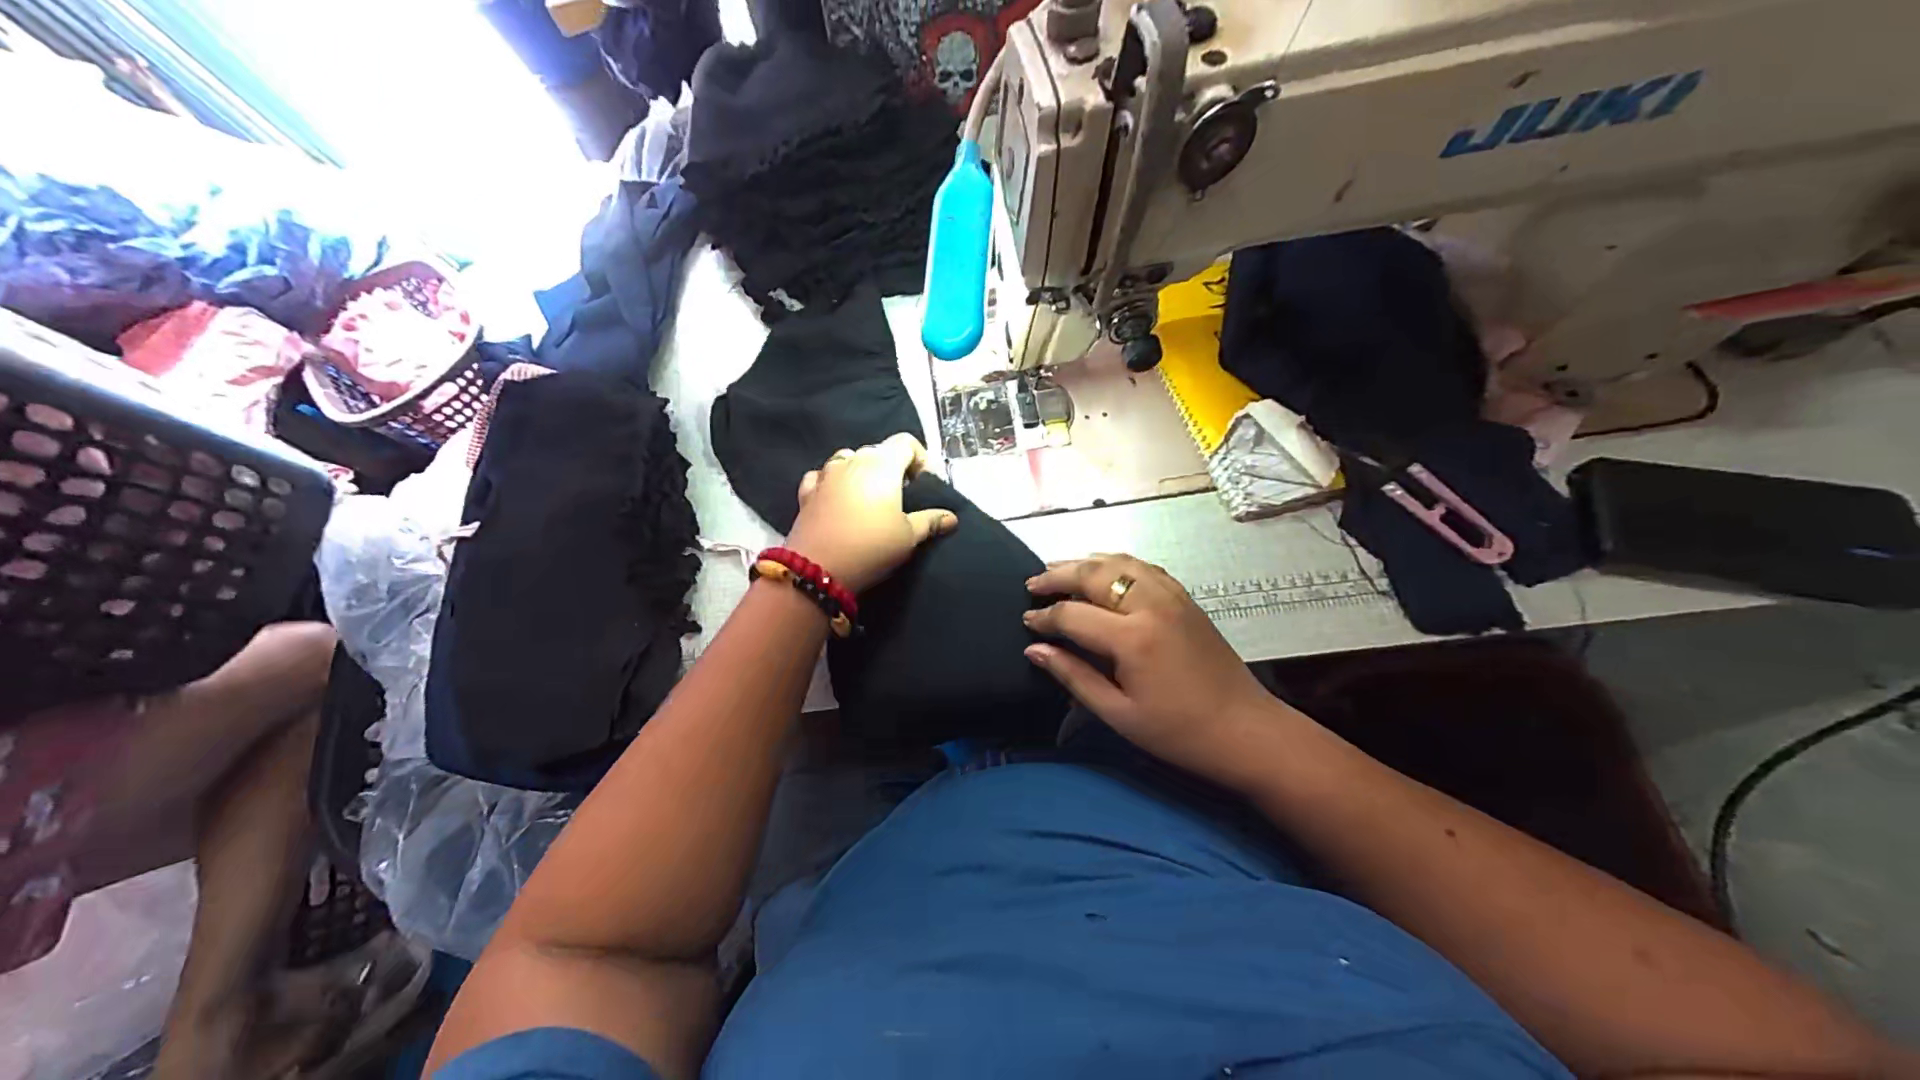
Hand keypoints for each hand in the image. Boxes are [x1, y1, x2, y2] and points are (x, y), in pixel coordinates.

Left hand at [785, 434, 958, 592]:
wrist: (817, 569)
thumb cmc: (871, 546)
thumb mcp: (908, 537)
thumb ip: (930, 521)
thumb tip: (951, 517)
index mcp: (882, 463)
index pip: (906, 442)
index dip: (919, 458)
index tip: (923, 484)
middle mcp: (852, 460)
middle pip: (877, 451)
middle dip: (891, 467)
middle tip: (901, 496)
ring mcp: (825, 474)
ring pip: (848, 460)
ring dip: (861, 472)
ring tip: (869, 499)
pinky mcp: (806, 492)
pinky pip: (823, 477)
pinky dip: (833, 483)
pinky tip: (838, 500)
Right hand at [1023, 554, 1305, 790]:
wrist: (1245, 730)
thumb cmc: (1177, 732)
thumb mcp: (1117, 714)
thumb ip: (1073, 676)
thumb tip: (1034, 649)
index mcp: (1132, 638)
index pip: (1072, 614)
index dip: (1044, 617)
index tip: (1026, 622)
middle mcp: (1151, 605)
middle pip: (1093, 574)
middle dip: (1058, 575)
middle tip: (1033, 583)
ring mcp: (1172, 596)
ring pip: (1119, 562)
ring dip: (1085, 563)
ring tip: (1059, 570)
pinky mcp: (1185, 598)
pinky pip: (1144, 567)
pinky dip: (1117, 563)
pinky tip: (1104, 572)